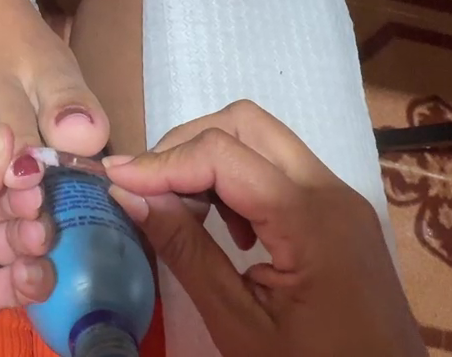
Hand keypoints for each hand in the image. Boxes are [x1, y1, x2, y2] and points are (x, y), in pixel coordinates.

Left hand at [0, 125, 53, 356]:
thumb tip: (6, 141)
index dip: (7, 154)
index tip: (30, 156)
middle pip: (4, 194)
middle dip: (25, 193)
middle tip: (32, 198)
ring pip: (16, 236)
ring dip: (33, 232)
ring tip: (31, 236)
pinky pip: (13, 285)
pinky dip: (32, 277)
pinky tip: (30, 274)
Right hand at [104, 101, 425, 356]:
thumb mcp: (241, 327)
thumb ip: (185, 252)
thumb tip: (127, 193)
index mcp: (311, 218)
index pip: (220, 154)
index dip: (160, 163)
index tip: (112, 179)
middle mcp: (329, 189)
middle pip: (243, 123)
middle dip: (187, 145)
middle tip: (150, 190)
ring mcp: (339, 198)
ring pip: (260, 137)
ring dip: (211, 157)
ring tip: (185, 210)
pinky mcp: (338, 213)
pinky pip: (277, 166)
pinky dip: (238, 175)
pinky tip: (226, 227)